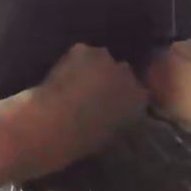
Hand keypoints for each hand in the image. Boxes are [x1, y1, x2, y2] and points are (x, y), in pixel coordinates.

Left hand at [0, 44, 146, 180]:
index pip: (139, 93)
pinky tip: (63, 75)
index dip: (125, 97)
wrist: (51, 124)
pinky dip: (75, 62)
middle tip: (94, 94)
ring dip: (94, 69)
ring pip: (102, 60)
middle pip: (123, 72)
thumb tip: (114, 115)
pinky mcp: (83, 49)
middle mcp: (127, 74)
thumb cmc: (80, 141)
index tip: (113, 105)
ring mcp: (106, 58)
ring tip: (76, 83)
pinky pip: (82, 54)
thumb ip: (118, 121)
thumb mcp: (109, 138)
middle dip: (111, 80)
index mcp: (138, 100)